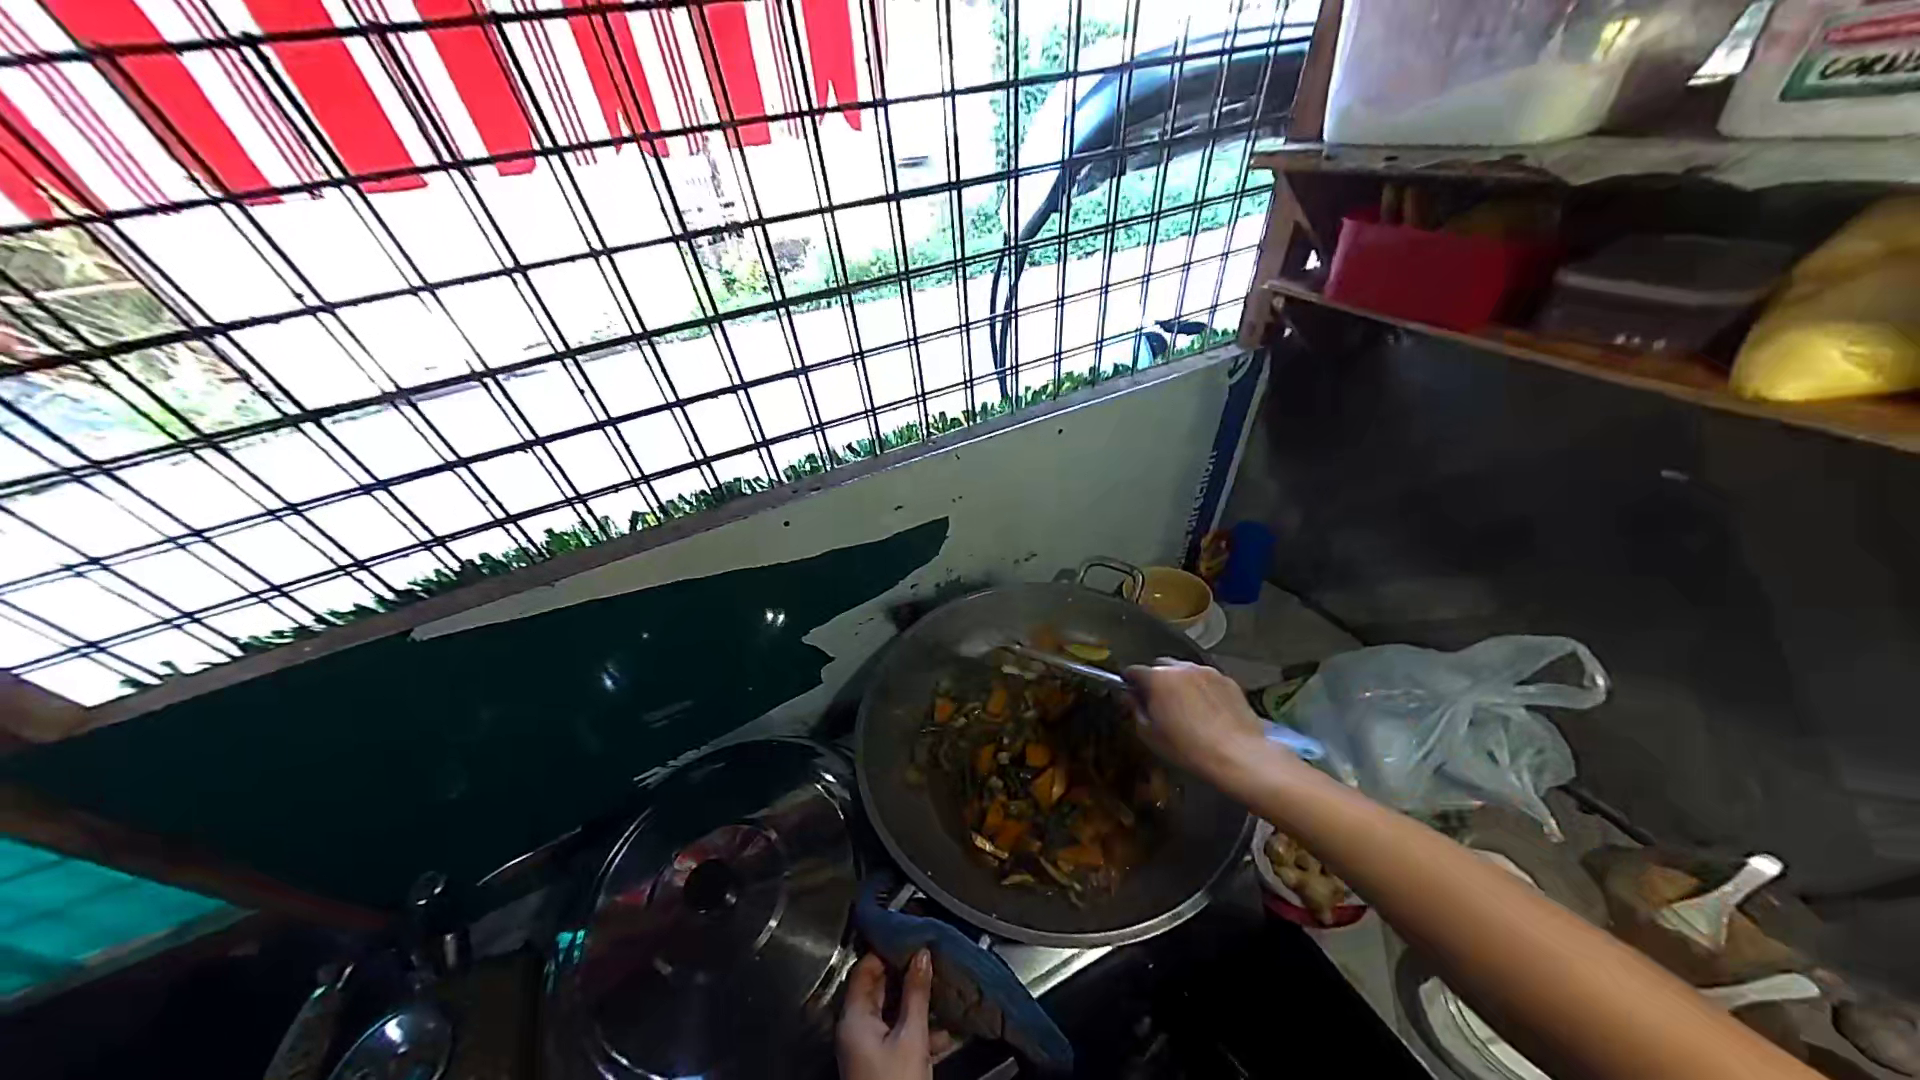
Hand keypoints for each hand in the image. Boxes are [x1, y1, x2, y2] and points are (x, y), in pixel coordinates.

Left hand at [836, 951, 953, 1079]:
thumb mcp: (911, 1036)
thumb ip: (916, 993)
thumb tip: (921, 955)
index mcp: (854, 1018)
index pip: (865, 968)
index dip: (886, 950)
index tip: (909, 937)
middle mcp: (855, 1028)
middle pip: (879, 988)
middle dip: (906, 975)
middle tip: (929, 958)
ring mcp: (867, 1047)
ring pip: (892, 1011)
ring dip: (916, 1002)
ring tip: (941, 988)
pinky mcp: (880, 1063)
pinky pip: (898, 1032)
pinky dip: (918, 1026)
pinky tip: (942, 1027)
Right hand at [1124, 659, 1274, 781]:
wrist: (1237, 755)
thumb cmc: (1188, 748)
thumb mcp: (1150, 735)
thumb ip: (1135, 710)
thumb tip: (1130, 698)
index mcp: (1158, 679)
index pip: (1134, 671)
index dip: (1130, 682)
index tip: (1132, 694)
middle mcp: (1182, 668)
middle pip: (1161, 666)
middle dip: (1157, 680)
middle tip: (1160, 703)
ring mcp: (1208, 672)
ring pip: (1186, 671)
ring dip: (1181, 683)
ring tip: (1187, 708)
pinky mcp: (1229, 681)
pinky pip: (1207, 680)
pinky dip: (1203, 689)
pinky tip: (1208, 711)